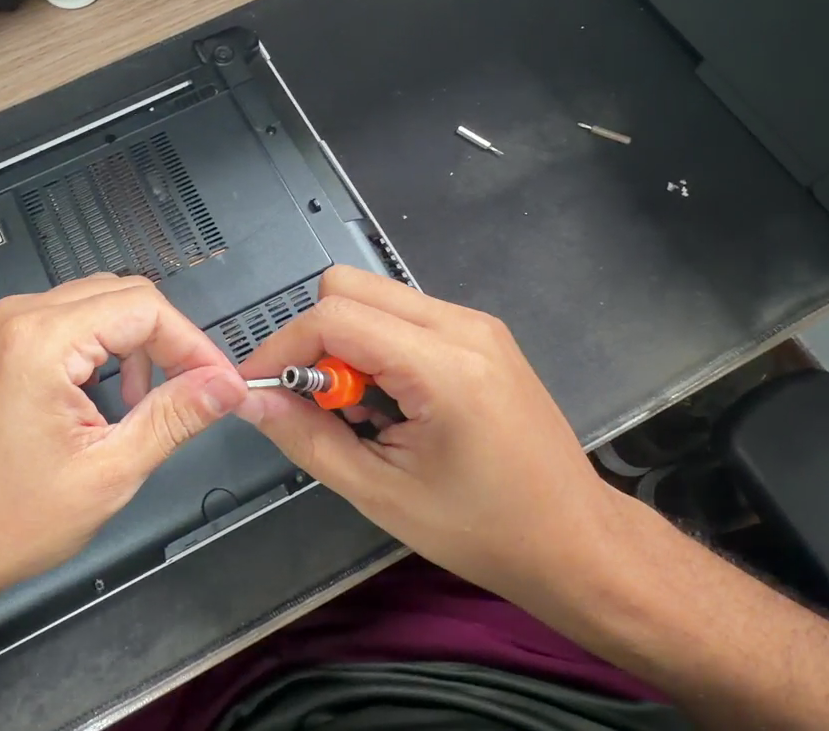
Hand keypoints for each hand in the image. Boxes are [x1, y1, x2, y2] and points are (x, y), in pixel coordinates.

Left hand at [0, 273, 247, 602]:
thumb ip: (173, 418)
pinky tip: (113, 394)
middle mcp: (18, 319)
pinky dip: (106, 347)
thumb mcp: (108, 473)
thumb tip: (222, 386)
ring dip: (138, 343)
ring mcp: (7, 328)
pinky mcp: (4, 343)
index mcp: (39, 341)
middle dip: (169, 340)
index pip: (143, 307)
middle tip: (197, 389)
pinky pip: (72, 320)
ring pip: (100, 303)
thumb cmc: (4, 520)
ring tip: (148, 402)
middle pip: (124, 295)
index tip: (219, 381)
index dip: (192, 342)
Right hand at [235, 266, 622, 606]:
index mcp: (444, 366)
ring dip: (346, 341)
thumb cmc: (483, 530)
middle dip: (315, 338)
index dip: (283, 347)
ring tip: (361, 409)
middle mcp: (462, 325)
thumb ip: (306, 437)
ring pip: (374, 294)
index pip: (335, 318)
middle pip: (349, 285)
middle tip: (321, 401)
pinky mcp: (481, 333)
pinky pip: (403, 312)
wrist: (578, 543)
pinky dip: (376, 344)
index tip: (260, 387)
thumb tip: (250, 399)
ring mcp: (476, 323)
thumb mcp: (379, 494)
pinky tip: (392, 400)